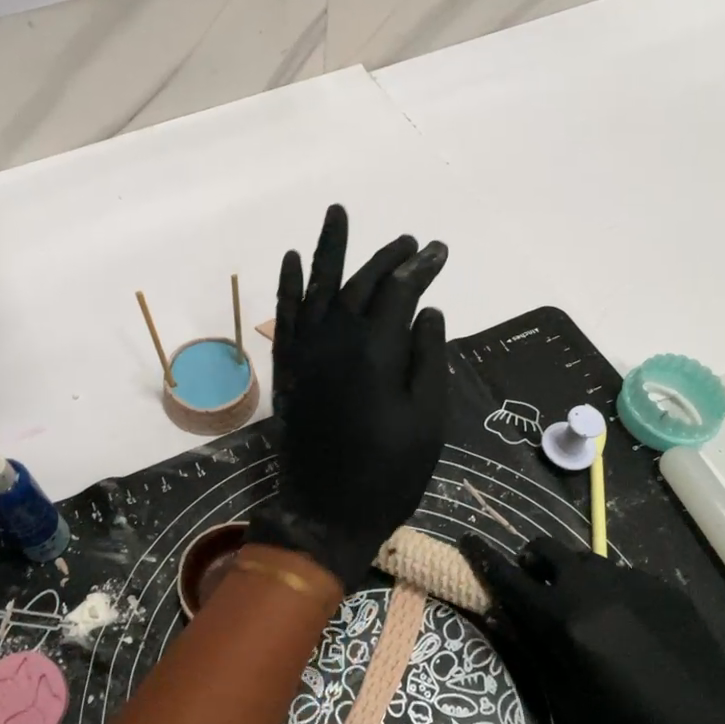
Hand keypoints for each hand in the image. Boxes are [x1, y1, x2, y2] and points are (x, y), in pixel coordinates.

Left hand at [251, 205, 449, 589]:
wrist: (326, 510)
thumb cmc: (388, 470)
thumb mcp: (427, 419)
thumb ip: (428, 359)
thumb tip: (429, 311)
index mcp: (375, 350)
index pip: (400, 292)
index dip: (421, 268)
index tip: (439, 252)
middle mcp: (335, 339)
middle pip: (361, 283)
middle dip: (387, 258)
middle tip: (411, 242)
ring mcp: (305, 351)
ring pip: (317, 286)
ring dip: (329, 249)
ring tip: (338, 213)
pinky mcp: (287, 367)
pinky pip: (285, 314)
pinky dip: (288, 284)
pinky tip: (293, 259)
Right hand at [460, 535, 724, 723]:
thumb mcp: (570, 702)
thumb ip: (530, 649)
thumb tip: (500, 613)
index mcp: (565, 621)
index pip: (509, 577)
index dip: (481, 556)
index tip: (465, 541)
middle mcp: (593, 587)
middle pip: (545, 548)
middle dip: (529, 563)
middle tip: (535, 592)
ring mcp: (632, 580)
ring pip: (582, 558)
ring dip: (568, 574)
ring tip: (583, 614)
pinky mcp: (661, 584)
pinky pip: (618, 574)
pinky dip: (606, 590)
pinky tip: (628, 628)